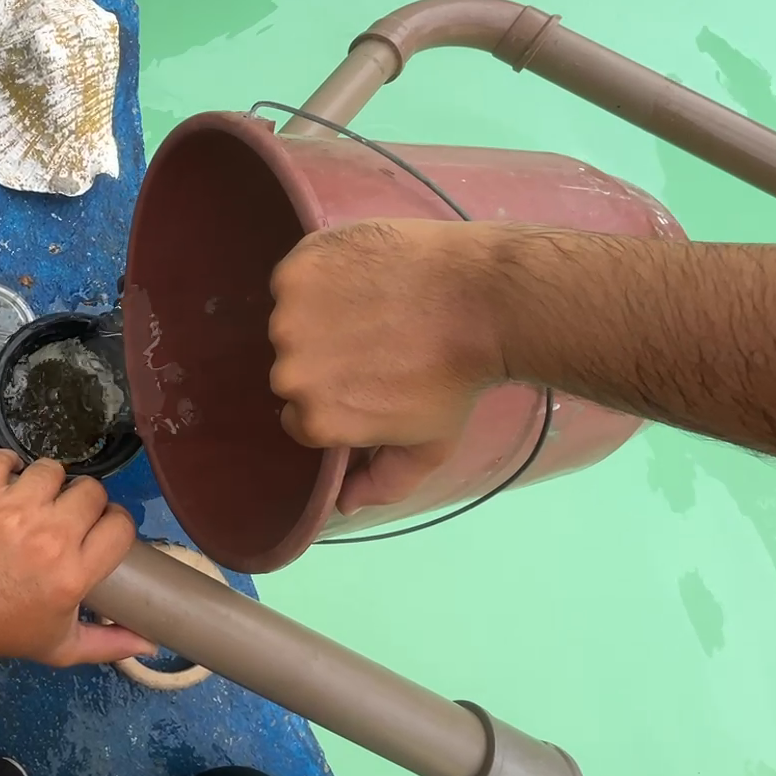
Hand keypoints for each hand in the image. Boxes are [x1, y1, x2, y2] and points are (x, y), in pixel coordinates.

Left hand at [0, 451, 153, 675]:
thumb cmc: (2, 635)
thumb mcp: (61, 649)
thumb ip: (111, 643)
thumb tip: (152, 642)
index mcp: (73, 573)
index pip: (120, 525)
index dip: (114, 525)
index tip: (98, 531)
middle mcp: (47, 536)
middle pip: (90, 491)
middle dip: (83, 503)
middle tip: (63, 518)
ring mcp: (9, 510)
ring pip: (51, 469)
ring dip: (47, 484)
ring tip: (33, 502)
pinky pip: (4, 458)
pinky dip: (7, 466)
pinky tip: (6, 485)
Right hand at [268, 219, 508, 509]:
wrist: (487, 299)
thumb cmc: (459, 376)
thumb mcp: (428, 444)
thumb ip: (382, 480)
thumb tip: (343, 505)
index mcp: (315, 418)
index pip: (300, 414)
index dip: (332, 397)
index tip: (362, 379)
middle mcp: (290, 373)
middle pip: (291, 367)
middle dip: (322, 358)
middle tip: (370, 339)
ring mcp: (288, 318)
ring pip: (289, 320)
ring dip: (316, 315)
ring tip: (367, 303)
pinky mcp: (295, 270)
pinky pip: (292, 277)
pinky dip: (316, 273)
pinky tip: (356, 272)